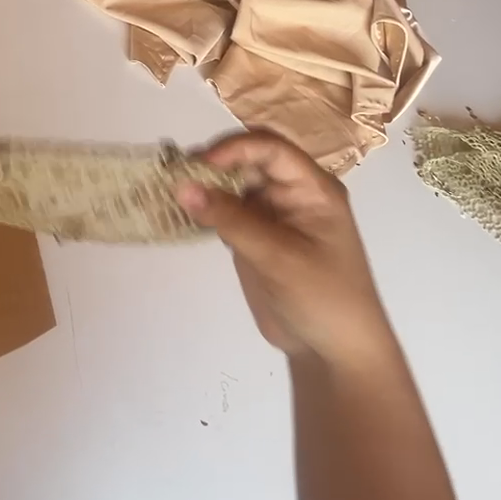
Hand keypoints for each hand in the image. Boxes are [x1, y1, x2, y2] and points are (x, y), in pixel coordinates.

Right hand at [177, 132, 396, 369]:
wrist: (332, 350)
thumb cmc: (322, 297)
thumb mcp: (277, 255)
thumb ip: (229, 218)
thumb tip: (180, 185)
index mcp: (313, 189)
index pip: (270, 149)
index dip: (233, 149)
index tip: (198, 166)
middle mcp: (291, 193)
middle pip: (246, 159)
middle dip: (211, 162)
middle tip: (175, 175)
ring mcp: (270, 213)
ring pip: (229, 182)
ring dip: (201, 184)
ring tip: (168, 189)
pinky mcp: (252, 233)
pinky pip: (222, 207)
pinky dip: (200, 206)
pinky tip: (177, 210)